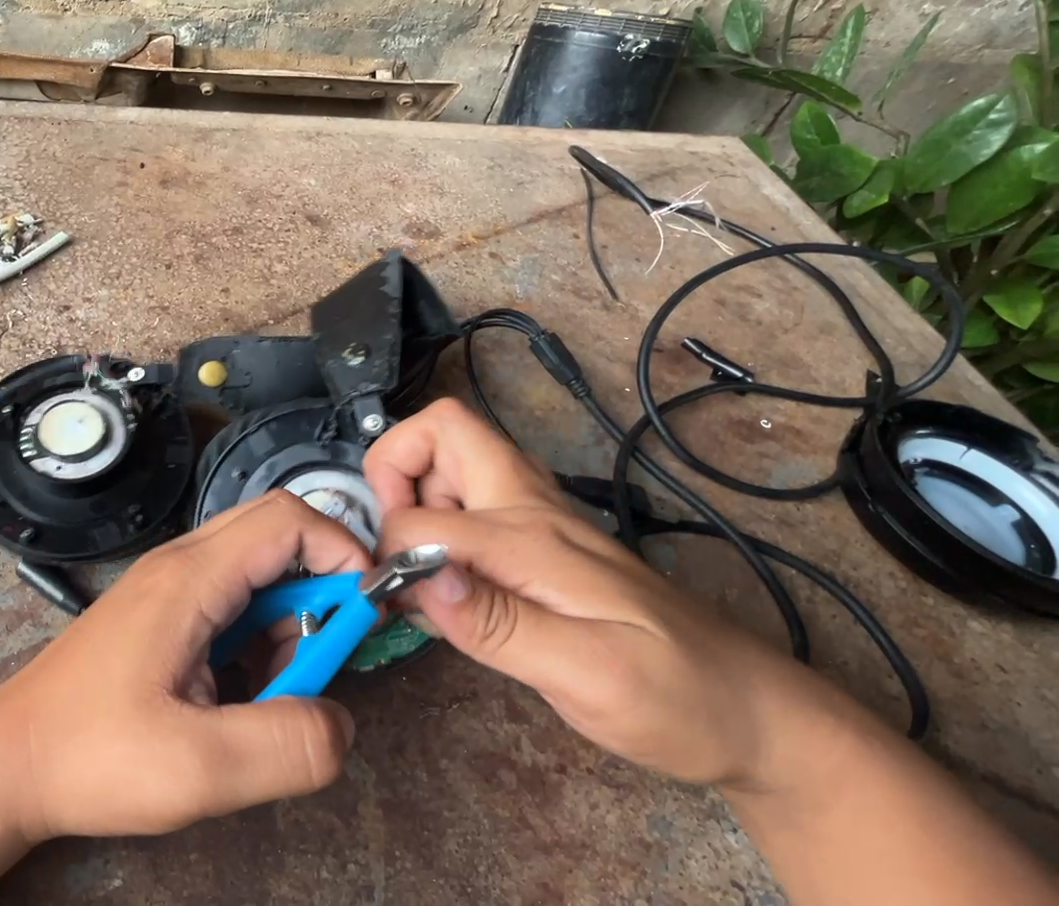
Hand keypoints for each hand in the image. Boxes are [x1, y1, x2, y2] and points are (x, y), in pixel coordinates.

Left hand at [0, 492, 372, 839]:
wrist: (10, 762)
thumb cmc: (91, 757)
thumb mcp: (200, 769)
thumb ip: (290, 745)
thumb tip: (341, 722)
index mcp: (188, 579)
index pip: (288, 520)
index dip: (342, 554)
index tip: (365, 618)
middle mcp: (178, 566)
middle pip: (274, 534)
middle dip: (320, 589)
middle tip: (323, 660)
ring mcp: (166, 589)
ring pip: (255, 570)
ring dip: (288, 621)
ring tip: (274, 690)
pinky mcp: (160, 616)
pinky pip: (229, 602)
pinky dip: (256, 638)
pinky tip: (242, 694)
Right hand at [362, 398, 823, 786]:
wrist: (751, 711)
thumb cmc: (676, 697)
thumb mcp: (590, 676)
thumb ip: (498, 624)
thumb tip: (419, 575)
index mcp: (533, 538)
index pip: (420, 517)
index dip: (389, 554)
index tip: (389, 600)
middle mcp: (530, 509)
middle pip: (443, 429)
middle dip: (394, 470)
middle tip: (395, 543)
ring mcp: (538, 520)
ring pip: (454, 459)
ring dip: (416, 498)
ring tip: (420, 568)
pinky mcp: (540, 542)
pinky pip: (470, 503)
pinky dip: (439, 527)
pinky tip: (452, 587)